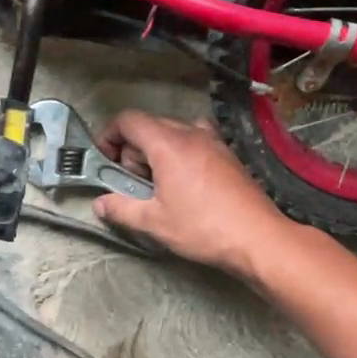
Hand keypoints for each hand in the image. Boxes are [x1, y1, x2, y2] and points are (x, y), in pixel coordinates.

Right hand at [91, 111, 297, 274]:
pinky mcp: (226, 154)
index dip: (109, 136)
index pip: (129, 121)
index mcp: (168, 144)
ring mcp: (213, 141)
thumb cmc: (202, 227)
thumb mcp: (153, 222)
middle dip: (132, 151)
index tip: (105, 162)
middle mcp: (191, 134)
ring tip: (157, 186)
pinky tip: (183, 186)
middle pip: (150, 126)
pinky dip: (178, 156)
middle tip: (131, 184)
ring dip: (156, 153)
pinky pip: (193, 143)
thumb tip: (100, 204)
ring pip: (172, 134)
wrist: (256, 237)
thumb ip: (121, 208)